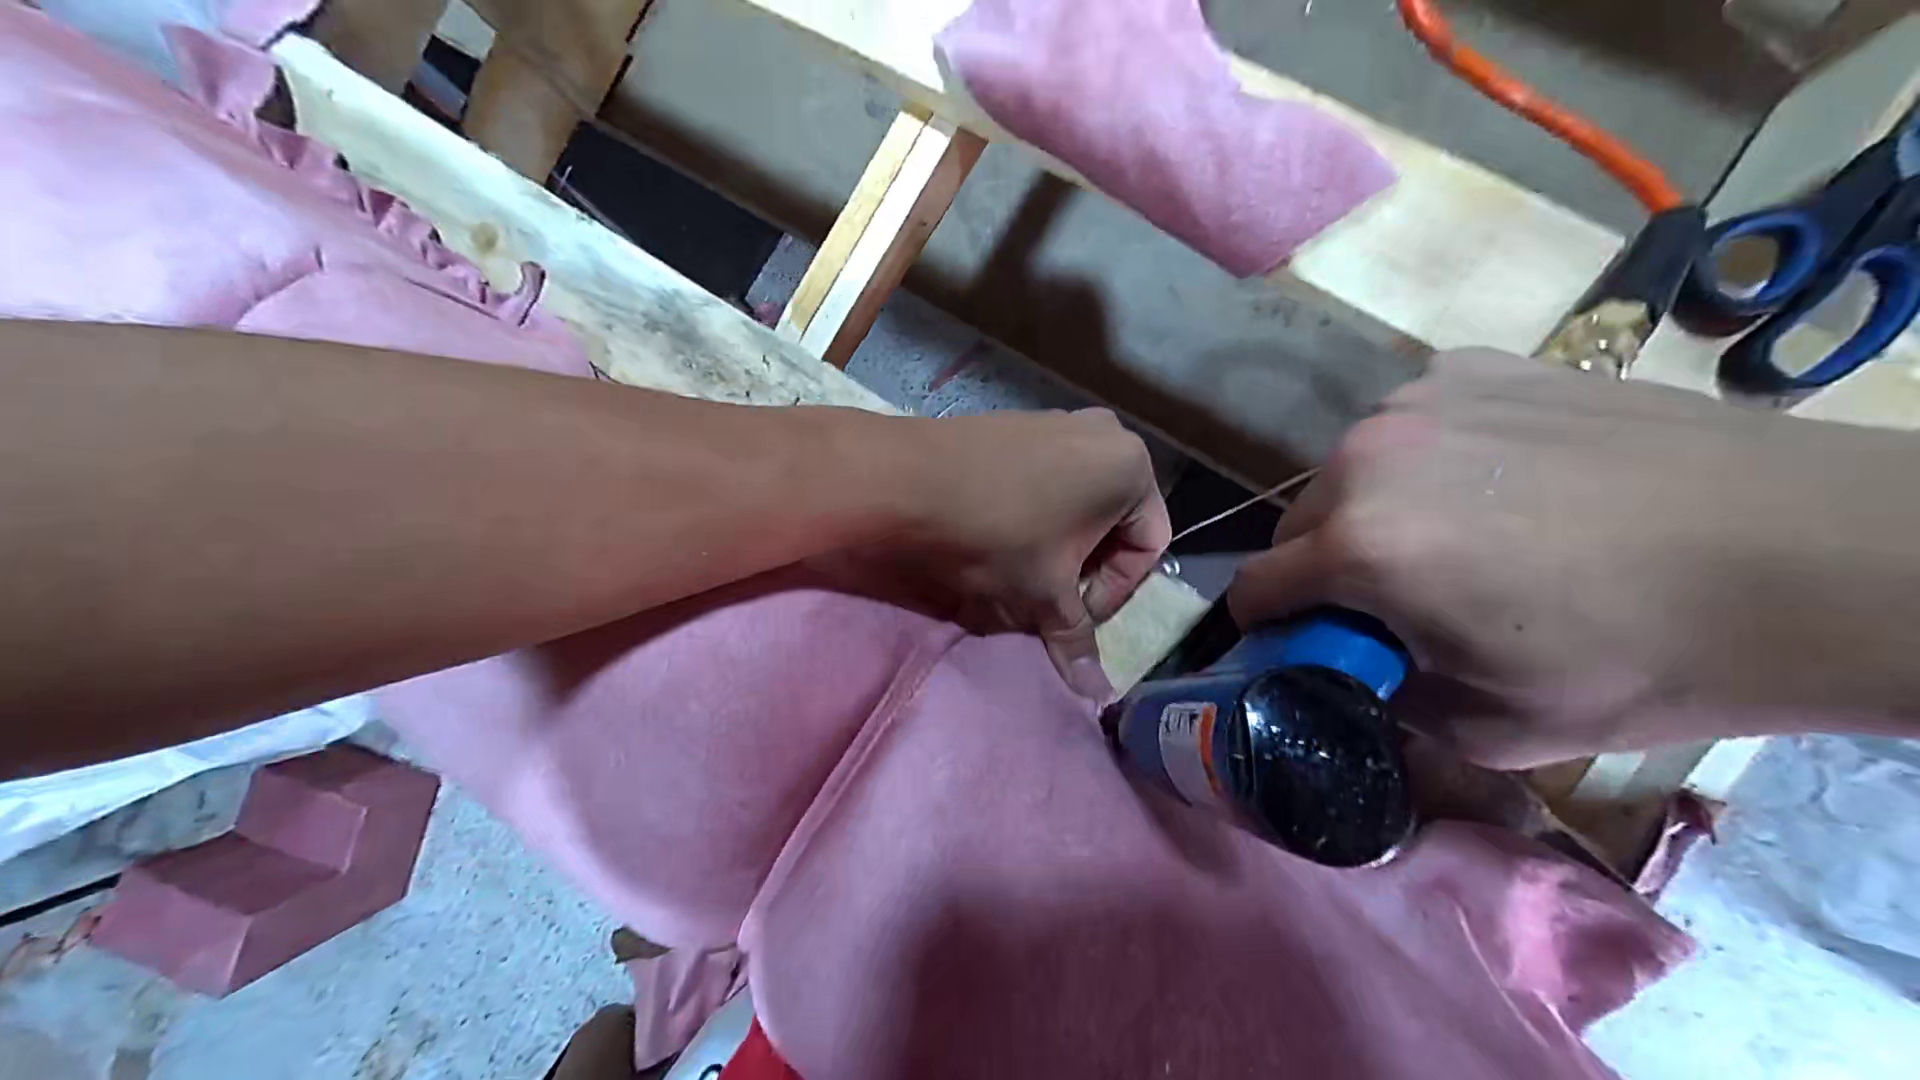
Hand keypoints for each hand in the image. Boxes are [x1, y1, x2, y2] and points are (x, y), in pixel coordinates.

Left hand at [836, 409, 1168, 702]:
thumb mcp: (1043, 591)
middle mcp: (1106, 433)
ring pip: (1078, 502)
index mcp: (1131, 467)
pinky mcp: (1019, 423)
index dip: (1113, 593)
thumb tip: (1094, 695)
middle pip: (1113, 523)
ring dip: (1060, 544)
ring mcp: (1059, 421)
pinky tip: (1000, 537)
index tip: (1074, 614)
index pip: (1147, 548)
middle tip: (1050, 595)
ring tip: (1022, 571)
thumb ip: (1075, 638)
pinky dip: (1037, 515)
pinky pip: (1048, 480)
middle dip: (1085, 568)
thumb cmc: (998, 533)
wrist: (909, 480)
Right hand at [1227, 349, 1919, 767]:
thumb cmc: (1645, 657)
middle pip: (1294, 527)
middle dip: (1324, 568)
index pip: (1253, 588)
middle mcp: (1364, 459)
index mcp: (1360, 547)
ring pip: (1344, 474)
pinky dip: (1420, 460)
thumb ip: (1380, 695)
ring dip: (1369, 511)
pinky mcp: (1467, 367)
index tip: (1315, 642)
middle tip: (1399, 598)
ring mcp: (1415, 400)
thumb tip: (1344, 665)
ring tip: (1457, 535)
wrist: (1816, 552)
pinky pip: (1402, 426)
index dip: (1273, 626)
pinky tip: (1495, 480)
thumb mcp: (1488, 725)